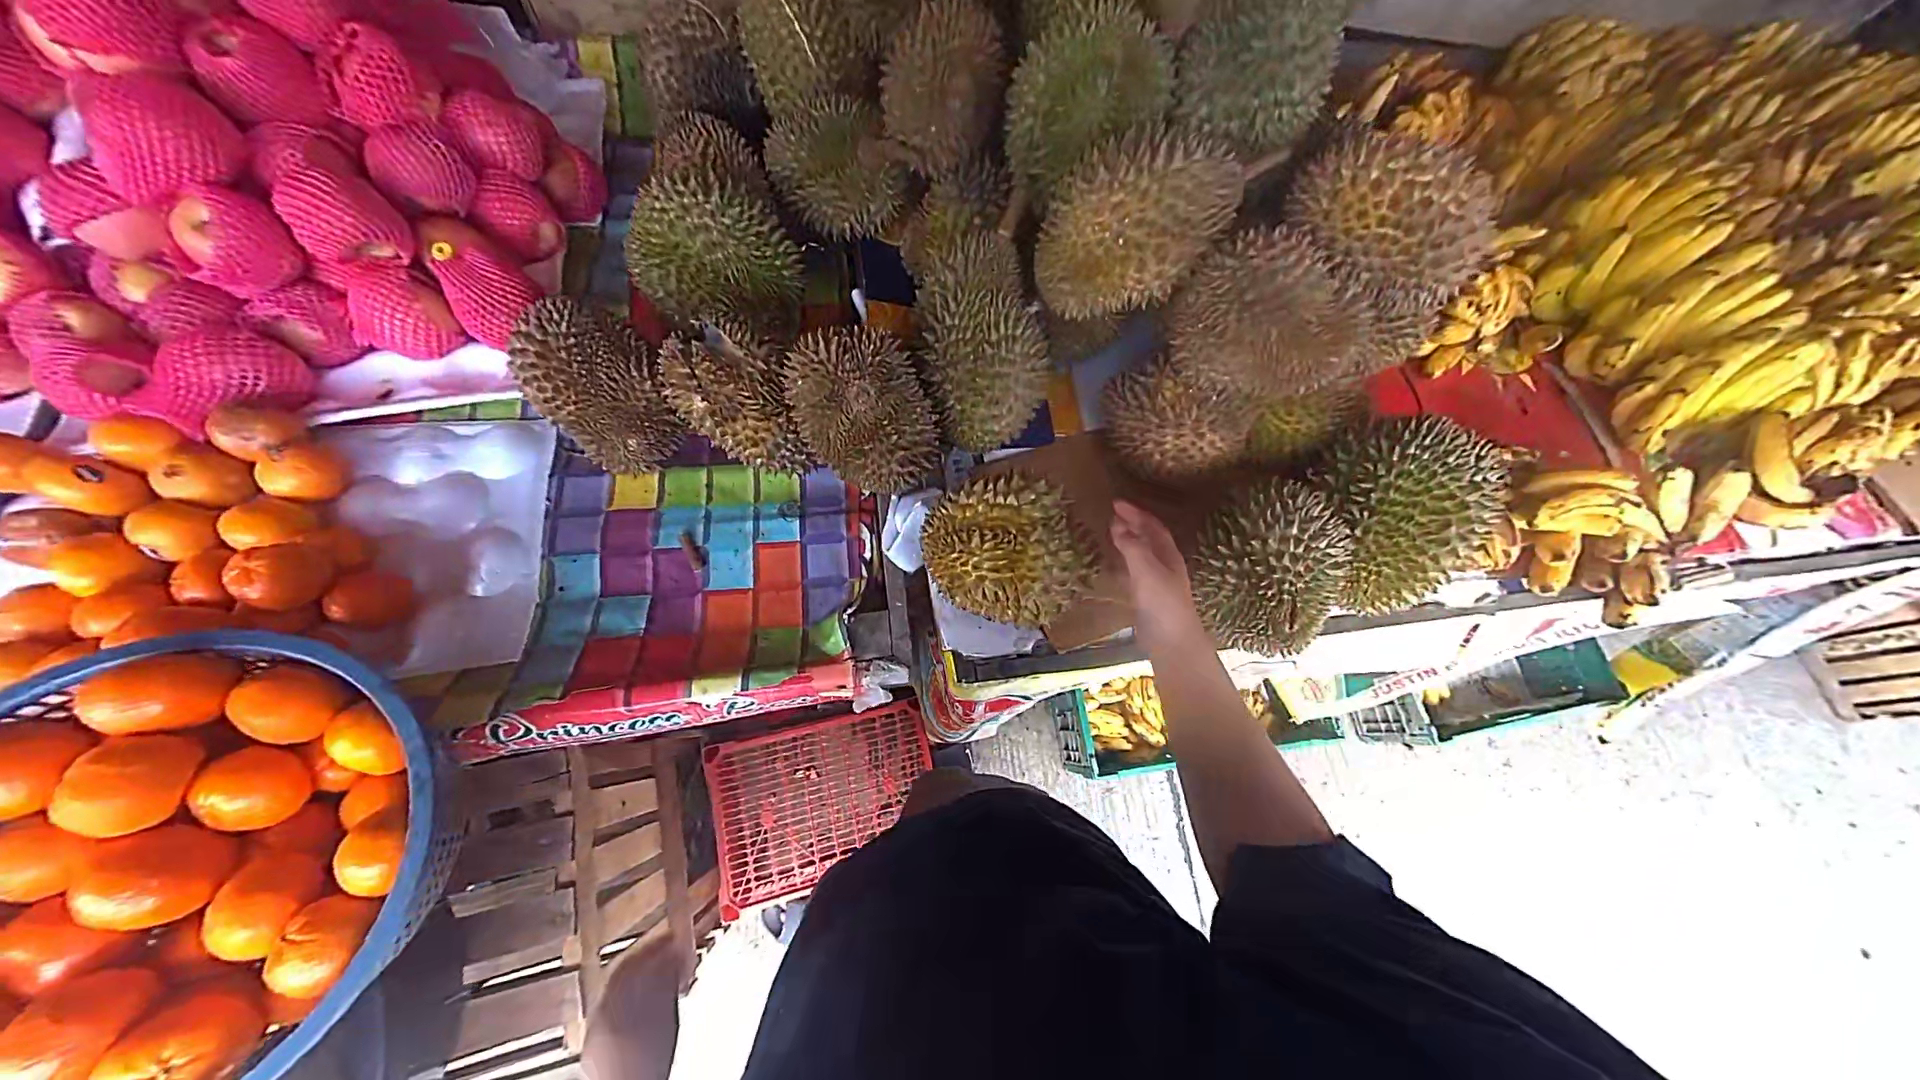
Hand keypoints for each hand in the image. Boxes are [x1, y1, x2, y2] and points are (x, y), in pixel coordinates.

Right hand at [1110, 499, 1206, 655]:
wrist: (1172, 641)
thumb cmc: (1162, 603)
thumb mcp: (1146, 570)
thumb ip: (1133, 547)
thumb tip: (1119, 526)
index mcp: (1169, 555)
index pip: (1152, 526)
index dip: (1136, 513)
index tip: (1116, 503)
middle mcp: (1165, 565)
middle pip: (1149, 538)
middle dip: (1133, 523)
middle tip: (1112, 514)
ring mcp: (1157, 581)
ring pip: (1142, 553)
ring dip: (1129, 540)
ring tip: (1112, 532)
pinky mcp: (1148, 597)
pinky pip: (1135, 569)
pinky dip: (1125, 559)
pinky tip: (1116, 563)